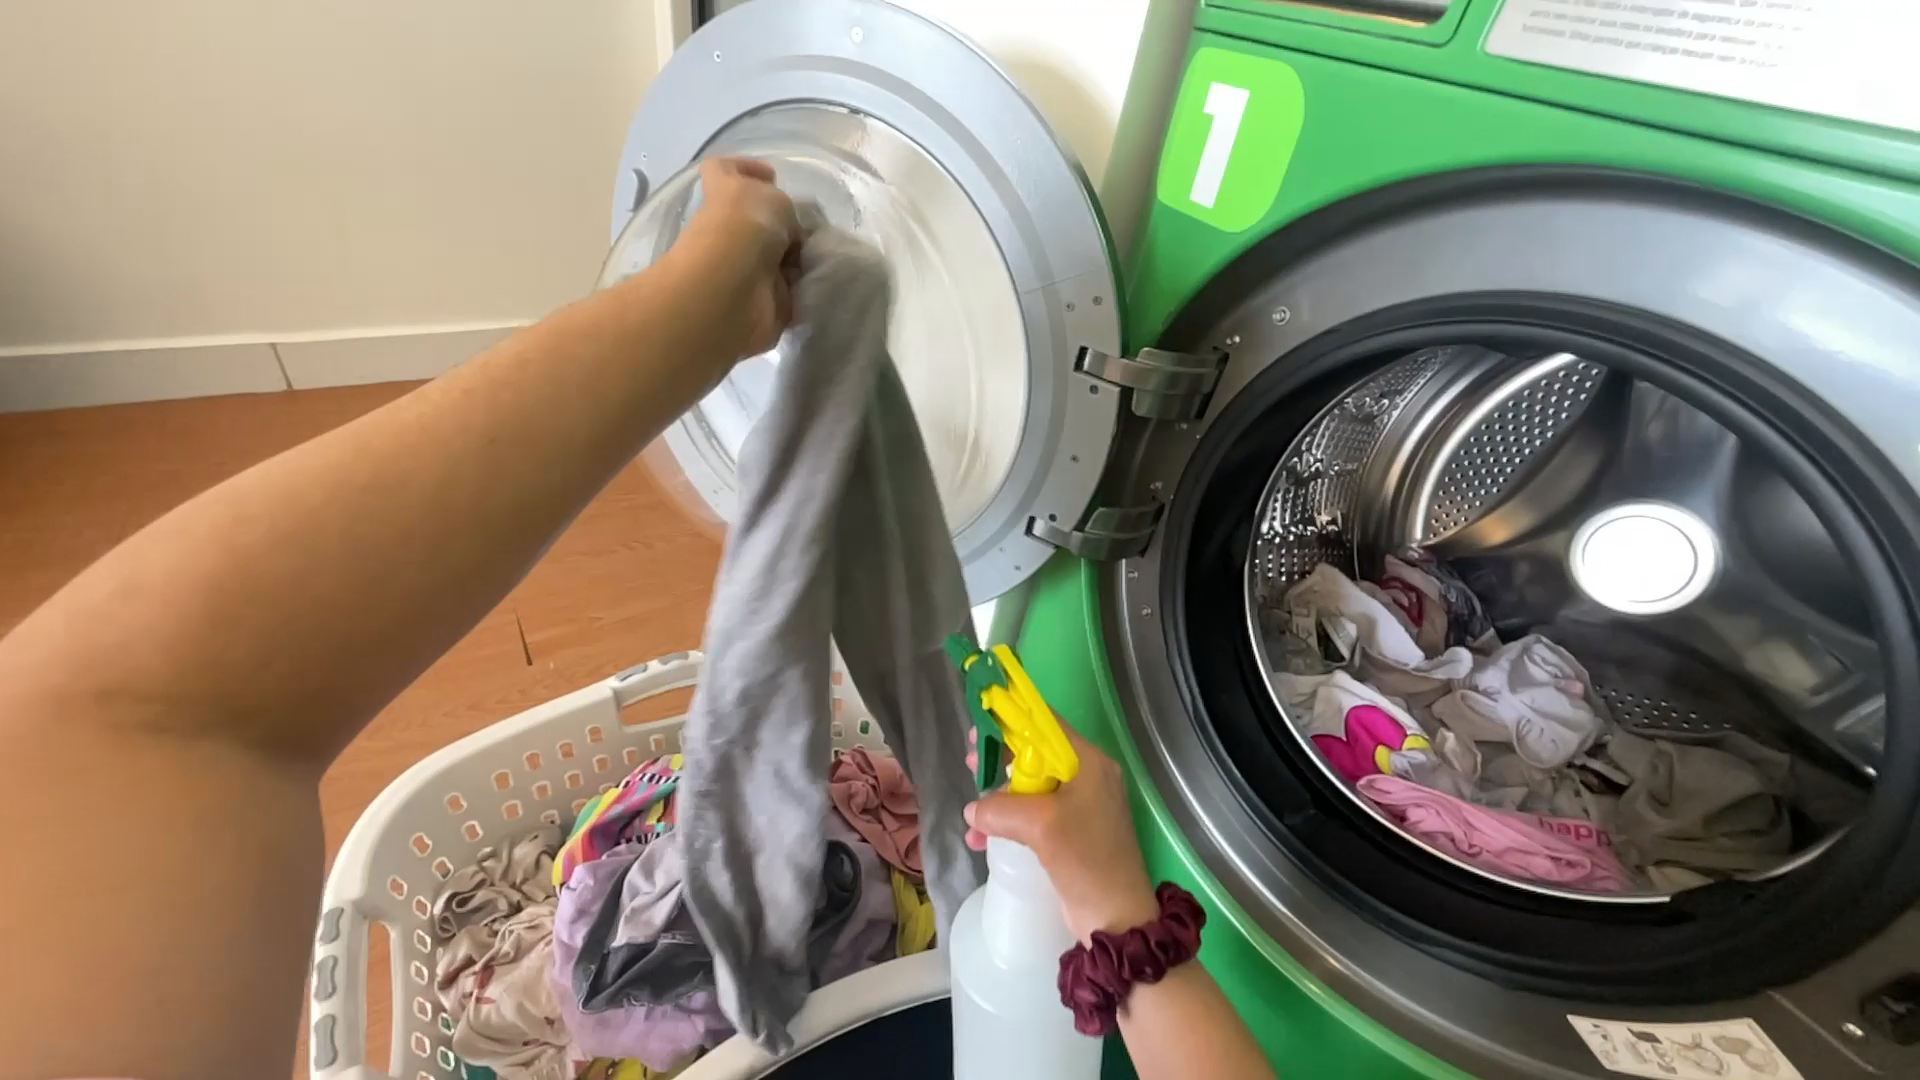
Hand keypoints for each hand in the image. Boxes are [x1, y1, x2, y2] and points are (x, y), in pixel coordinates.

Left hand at [671, 157, 801, 359]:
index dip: (746, 168)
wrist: (736, 288)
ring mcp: (746, 269)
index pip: (725, 171)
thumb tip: (792, 235)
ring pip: (781, 259)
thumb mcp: (775, 199)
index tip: (773, 177)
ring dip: (802, 260)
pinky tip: (820, 281)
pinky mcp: (764, 302)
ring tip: (823, 257)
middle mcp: (731, 232)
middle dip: (790, 226)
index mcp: (725, 195)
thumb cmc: (747, 227)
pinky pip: (792, 292)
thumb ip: (787, 211)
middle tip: (815, 229)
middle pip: (762, 221)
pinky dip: (806, 289)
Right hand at [965, 720, 1160, 941]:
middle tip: (973, 764)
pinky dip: (1010, 820)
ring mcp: (1081, 804)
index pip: (1046, 724)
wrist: (1117, 919)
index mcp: (1089, 761)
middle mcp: (1088, 775)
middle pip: (1036, 752)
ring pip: (1032, 785)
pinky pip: (1035, 813)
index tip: (980, 729)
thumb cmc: (1086, 859)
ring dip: (1000, 795)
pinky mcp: (1073, 831)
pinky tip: (982, 838)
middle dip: (1000, 759)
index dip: (1011, 721)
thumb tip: (973, 811)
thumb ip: (1000, 809)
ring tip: (974, 808)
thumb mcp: (1040, 825)